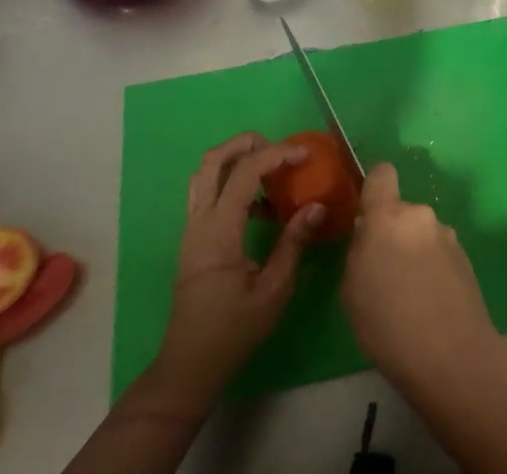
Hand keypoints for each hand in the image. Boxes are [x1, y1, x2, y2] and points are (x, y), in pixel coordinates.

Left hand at [153, 132, 319, 416]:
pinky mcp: (194, 240)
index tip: (305, 155)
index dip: (275, 155)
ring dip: (236, 161)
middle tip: (281, 150)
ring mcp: (192, 230)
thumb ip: (293, 242)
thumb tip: (317, 205)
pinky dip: (233, 184)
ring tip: (273, 171)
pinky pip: (208, 195)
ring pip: (205, 175)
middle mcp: (199, 222)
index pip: (243, 173)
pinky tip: (263, 206)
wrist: (190, 364)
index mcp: (219, 231)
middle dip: (246, 144)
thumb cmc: (234, 330)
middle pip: (212, 161)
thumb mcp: (274, 290)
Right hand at [342, 163, 500, 384]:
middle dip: (391, 232)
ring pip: (420, 233)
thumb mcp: (351, 288)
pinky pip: (437, 252)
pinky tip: (427, 302)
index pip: (381, 174)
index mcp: (388, 216)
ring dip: (412, 251)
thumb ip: (359, 250)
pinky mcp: (466, 258)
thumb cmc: (386, 322)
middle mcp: (421, 216)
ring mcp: (448, 236)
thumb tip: (369, 234)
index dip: (373, 187)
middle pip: (401, 211)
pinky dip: (430, 267)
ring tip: (406, 294)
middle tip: (381, 271)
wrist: (450, 355)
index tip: (366, 213)